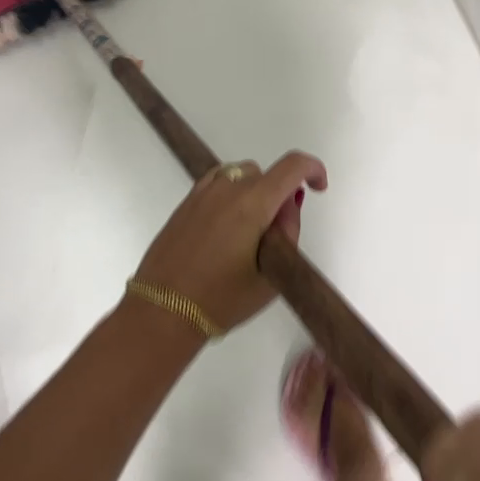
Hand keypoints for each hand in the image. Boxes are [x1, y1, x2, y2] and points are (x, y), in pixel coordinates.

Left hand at [132, 150, 328, 332]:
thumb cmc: (221, 300)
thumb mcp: (269, 277)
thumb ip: (286, 234)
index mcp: (252, 203)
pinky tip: (227, 229)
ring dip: (255, 193)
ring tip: (249, 233)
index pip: (292, 166)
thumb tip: (285, 207)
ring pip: (241, 176)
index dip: (312, 169)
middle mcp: (227, 189)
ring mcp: (202, 193)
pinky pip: (218, 184)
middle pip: (266, 174)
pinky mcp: (185, 204)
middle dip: (279, 194)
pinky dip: (232, 195)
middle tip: (275, 233)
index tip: (318, 188)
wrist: (160, 314)